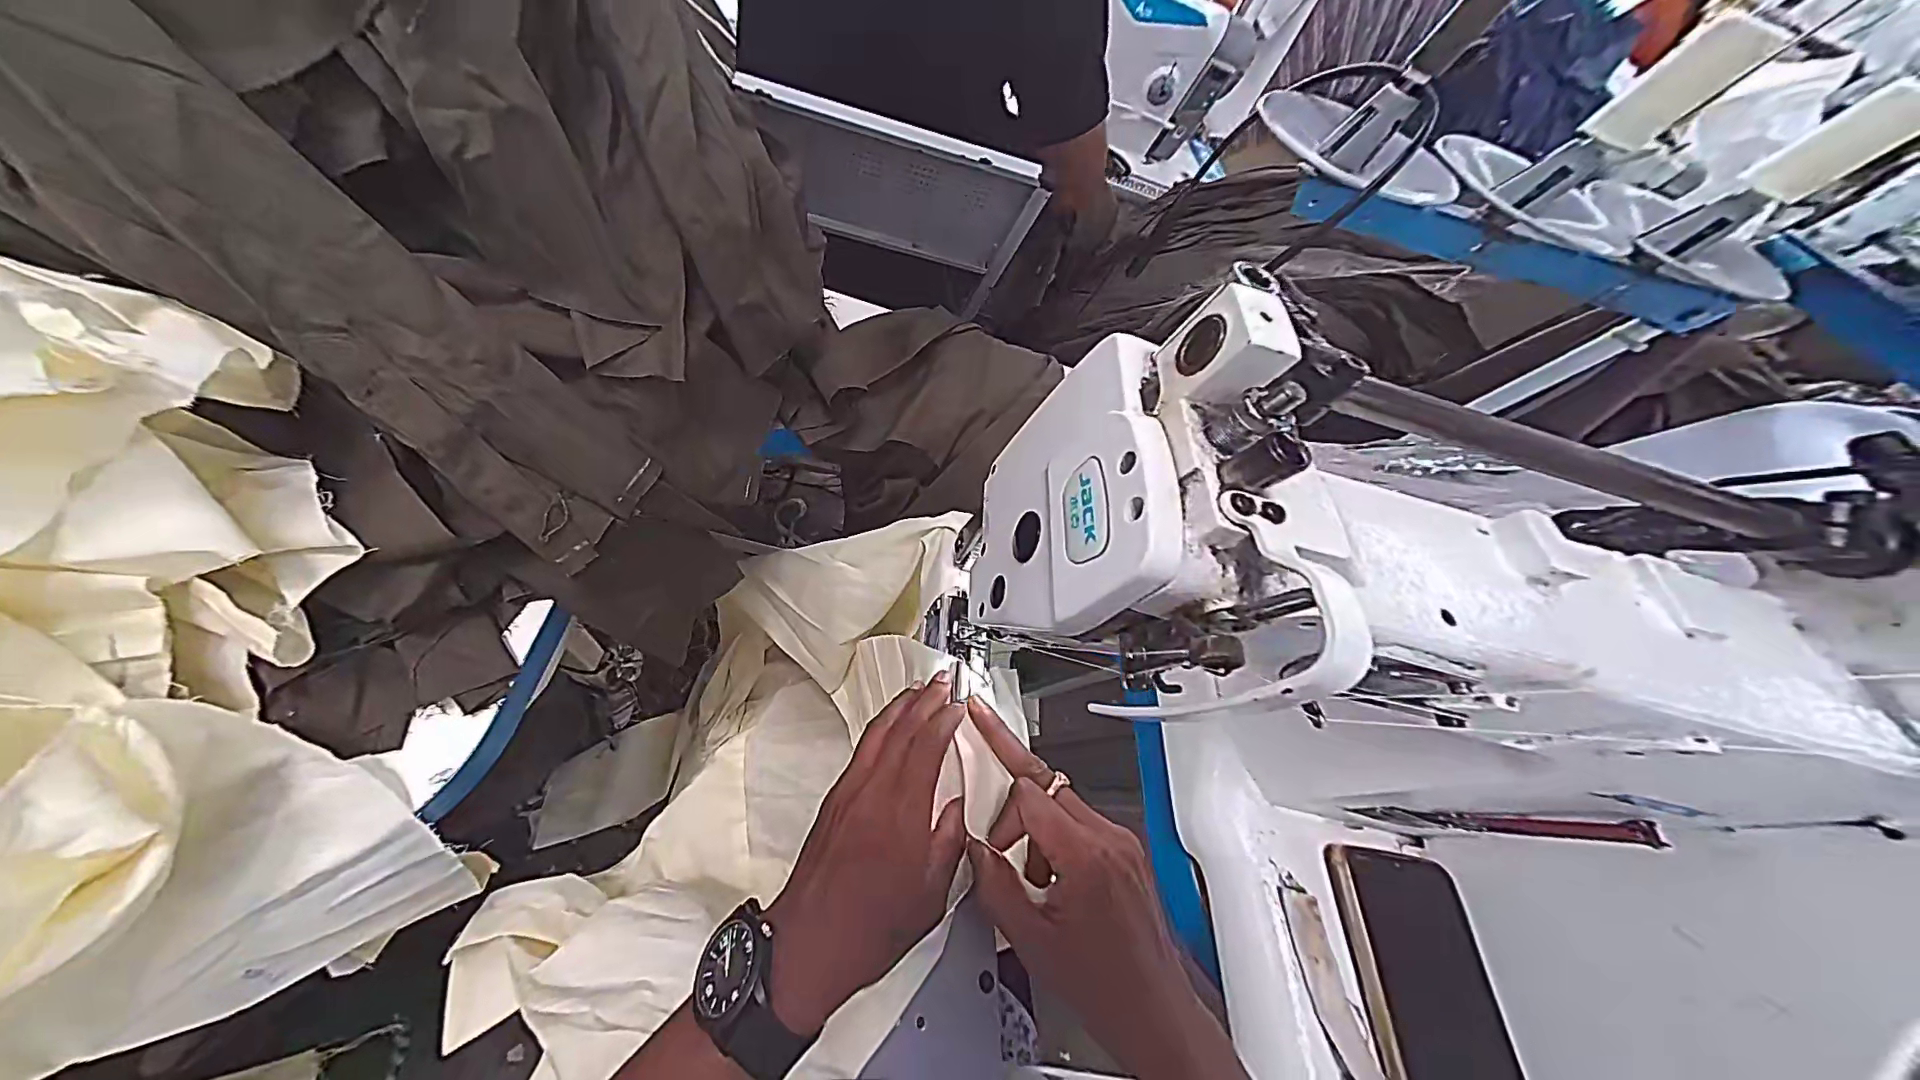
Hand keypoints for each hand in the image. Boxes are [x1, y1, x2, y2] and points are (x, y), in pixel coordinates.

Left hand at [761, 673, 968, 1035]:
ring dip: (900, 708)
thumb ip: (947, 844)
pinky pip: (862, 750)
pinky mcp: (834, 801)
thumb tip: (955, 811)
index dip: (944, 720)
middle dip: (925, 701)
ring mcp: (849, 795)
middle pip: (901, 731)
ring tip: (918, 691)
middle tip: (942, 683)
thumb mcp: (930, 897)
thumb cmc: (867, 928)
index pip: (926, 748)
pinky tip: (888, 726)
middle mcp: (872, 796)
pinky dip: (880, 728)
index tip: (957, 706)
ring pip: (877, 735)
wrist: (808, 945)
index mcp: (902, 816)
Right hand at [964, 699, 1249, 1079]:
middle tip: (984, 734)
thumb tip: (974, 848)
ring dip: (1036, 829)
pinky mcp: (1127, 852)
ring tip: (1032, 880)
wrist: (1154, 1011)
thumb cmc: (1105, 986)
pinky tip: (1052, 882)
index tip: (979, 757)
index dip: (999, 805)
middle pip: (1048, 786)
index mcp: (1087, 855)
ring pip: (1063, 804)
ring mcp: (1123, 843)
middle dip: (1013, 796)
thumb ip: (993, 882)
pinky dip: (1057, 841)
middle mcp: (1111, 838)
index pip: (1031, 793)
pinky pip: (1082, 825)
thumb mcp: (1030, 938)